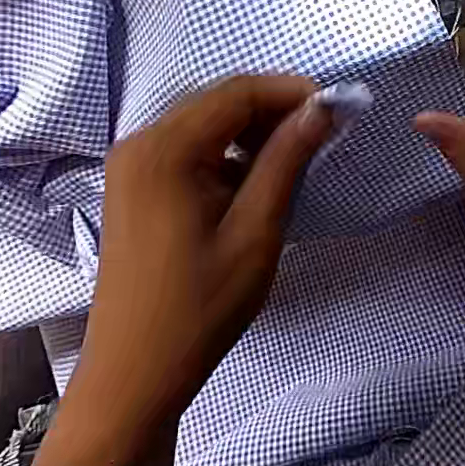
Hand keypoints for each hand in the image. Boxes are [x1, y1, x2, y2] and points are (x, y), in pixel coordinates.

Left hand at [72, 76, 332, 445]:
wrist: (134, 373)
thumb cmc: (200, 306)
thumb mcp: (255, 231)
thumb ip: (286, 160)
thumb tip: (320, 110)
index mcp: (164, 149)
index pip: (235, 93)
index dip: (289, 91)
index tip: (333, 108)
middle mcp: (140, 142)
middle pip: (216, 102)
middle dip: (270, 110)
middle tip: (317, 133)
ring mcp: (131, 164)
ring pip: (202, 122)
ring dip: (248, 130)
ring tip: (291, 156)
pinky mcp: (133, 185)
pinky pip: (186, 148)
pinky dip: (224, 151)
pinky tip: (250, 179)